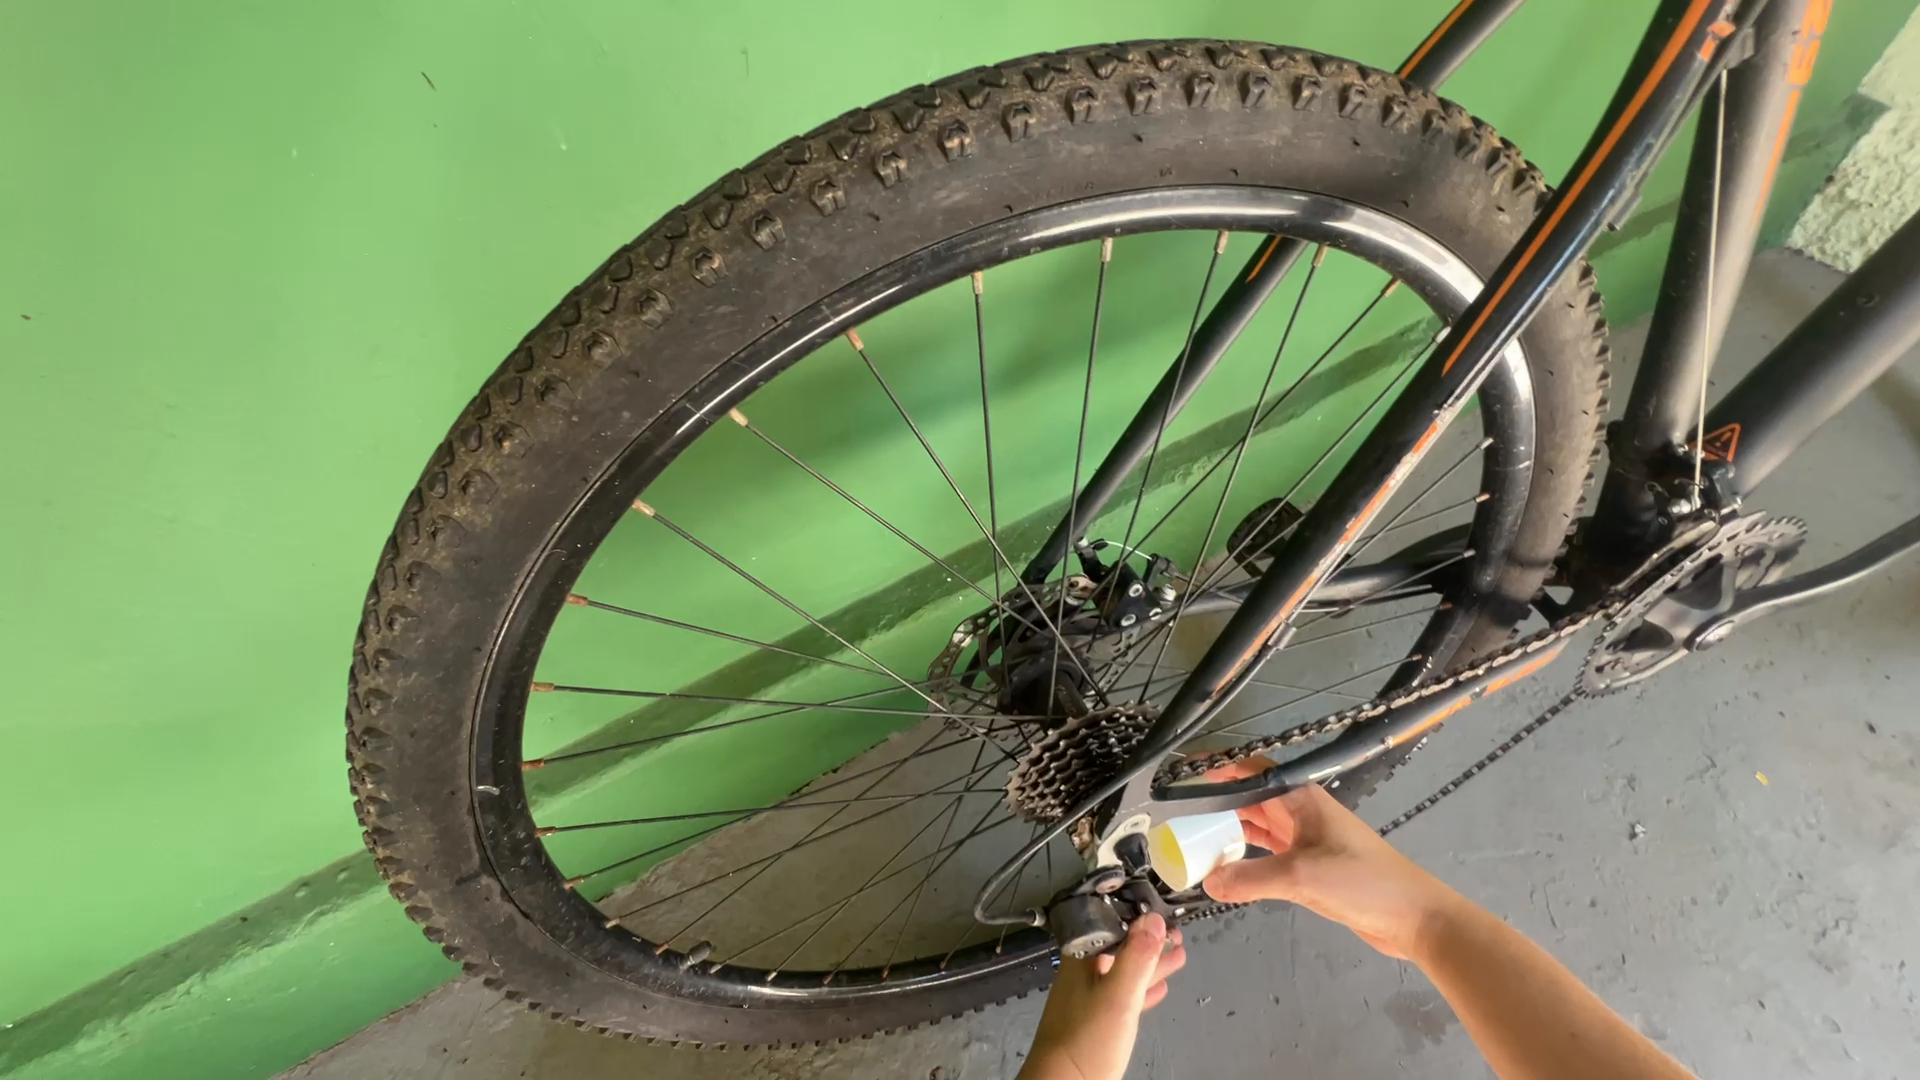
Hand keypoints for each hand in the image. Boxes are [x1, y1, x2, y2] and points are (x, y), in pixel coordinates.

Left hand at [1017, 912, 1185, 1079]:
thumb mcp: (1118, 995)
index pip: (1112, 923)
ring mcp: (1089, 995)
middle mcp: (1084, 970)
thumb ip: (1136, 957)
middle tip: (1179, 934)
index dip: (1139, 916)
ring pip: (1125, 971)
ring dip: (1151, 963)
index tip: (1165, 911)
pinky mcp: (1095, 1020)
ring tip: (1178, 956)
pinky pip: (1124, 995)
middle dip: (1150, 940)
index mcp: (1082, 955)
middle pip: (1121, 946)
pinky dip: (1143, 989)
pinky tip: (1160, 990)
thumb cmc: (1088, 1037)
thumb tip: (1154, 918)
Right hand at [1201, 759, 1461, 958]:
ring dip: (1227, 827)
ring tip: (1194, 835)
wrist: (1416, 918)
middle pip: (1248, 795)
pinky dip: (1243, 853)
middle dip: (1215, 800)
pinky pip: (1265, 850)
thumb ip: (1250, 878)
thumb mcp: (1301, 876)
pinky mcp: (1308, 863)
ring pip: (1255, 822)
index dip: (1217, 767)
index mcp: (1299, 797)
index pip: (1249, 770)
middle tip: (1181, 811)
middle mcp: (1299, 811)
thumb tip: (1208, 881)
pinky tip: (1225, 863)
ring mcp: (1304, 837)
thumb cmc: (1362, 881)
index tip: (1185, 774)